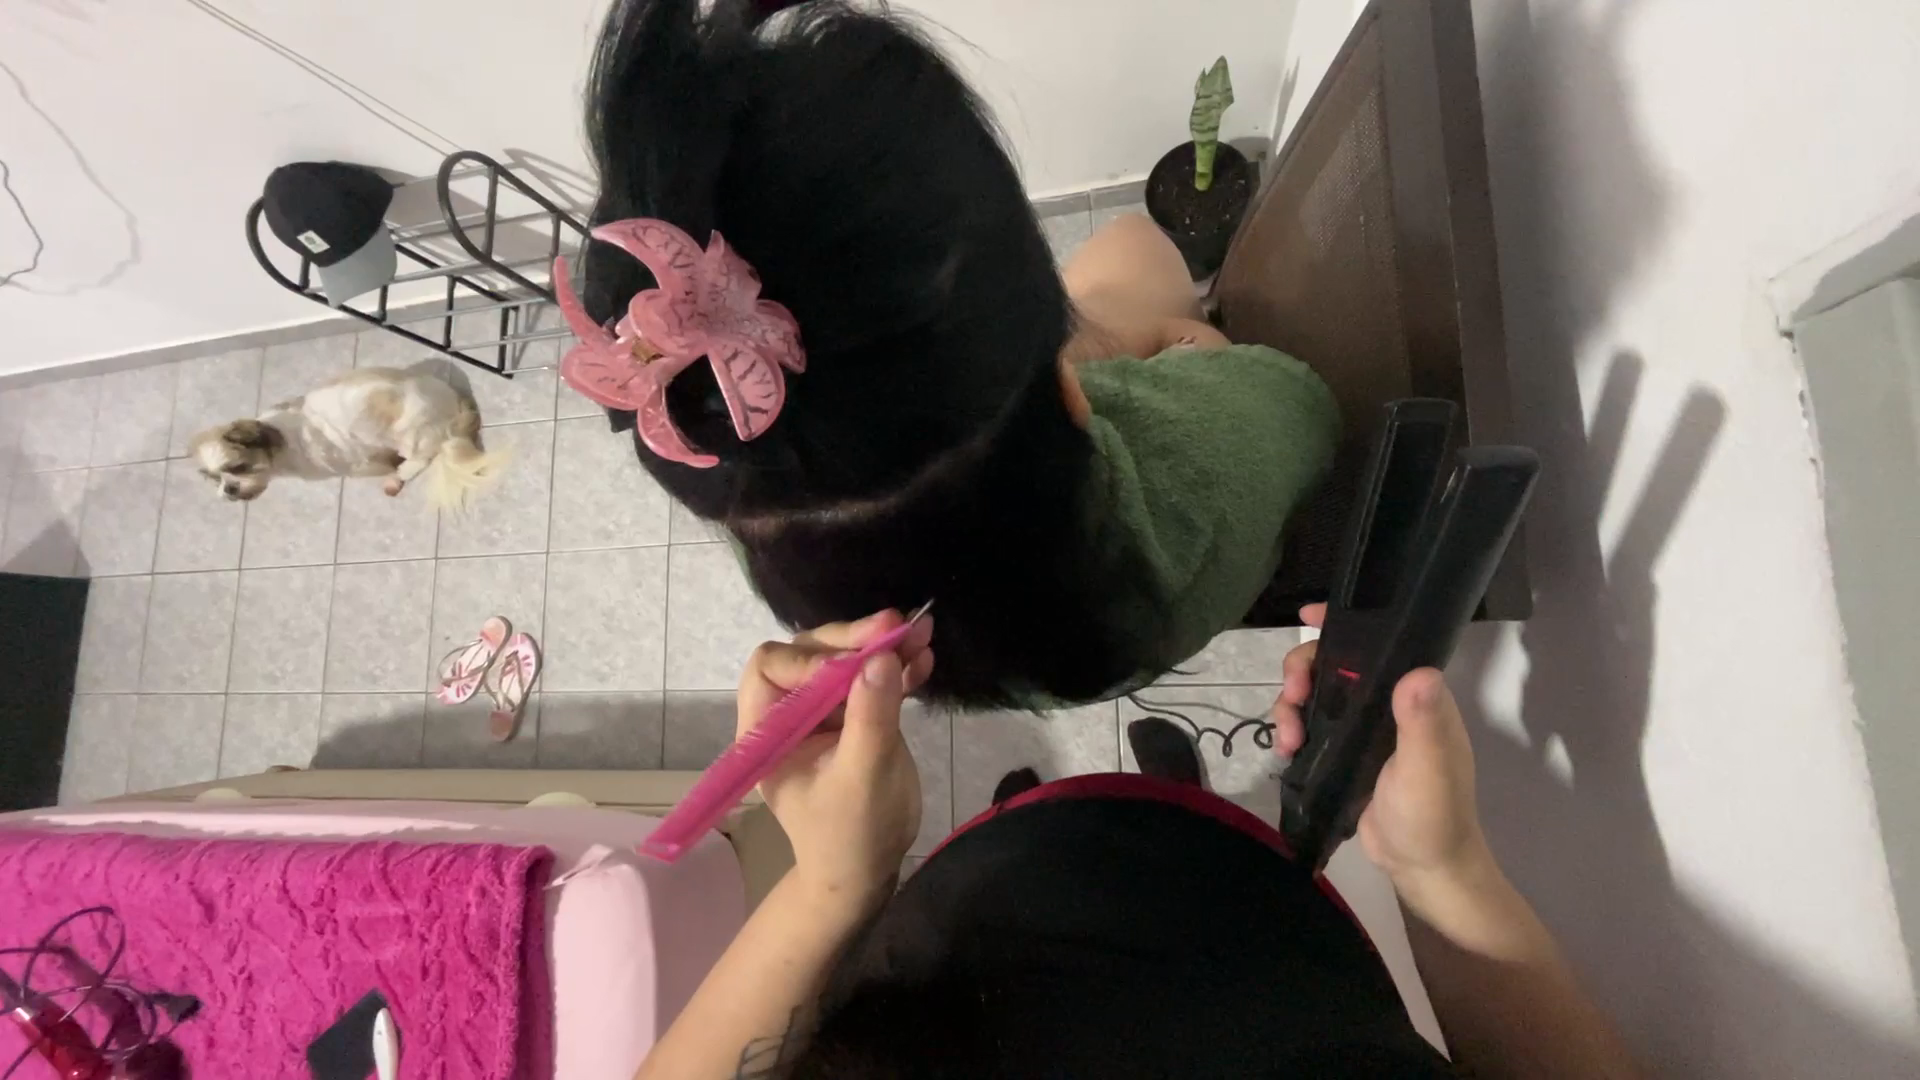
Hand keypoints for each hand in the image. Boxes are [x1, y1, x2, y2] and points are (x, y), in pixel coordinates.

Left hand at [736, 610, 933, 907]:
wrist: (870, 868)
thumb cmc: (852, 833)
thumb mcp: (863, 776)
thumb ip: (870, 716)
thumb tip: (881, 656)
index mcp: (767, 728)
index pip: (773, 667)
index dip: (810, 659)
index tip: (853, 668)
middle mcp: (791, 710)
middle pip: (814, 652)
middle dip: (854, 639)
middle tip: (898, 625)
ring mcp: (826, 709)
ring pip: (848, 658)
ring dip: (884, 645)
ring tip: (922, 632)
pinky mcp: (858, 711)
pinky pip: (874, 677)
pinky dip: (899, 665)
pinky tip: (926, 658)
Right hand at [1270, 604, 1491, 887]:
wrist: (1420, 868)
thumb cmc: (1433, 817)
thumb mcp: (1427, 770)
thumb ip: (1422, 723)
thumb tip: (1421, 672)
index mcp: (1415, 697)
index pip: (1377, 644)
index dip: (1342, 625)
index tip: (1307, 618)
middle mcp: (1387, 702)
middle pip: (1333, 664)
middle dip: (1302, 672)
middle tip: (1291, 697)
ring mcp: (1362, 725)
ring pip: (1314, 692)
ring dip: (1290, 706)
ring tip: (1286, 740)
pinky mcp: (1342, 748)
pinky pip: (1307, 721)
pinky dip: (1290, 727)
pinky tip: (1285, 749)